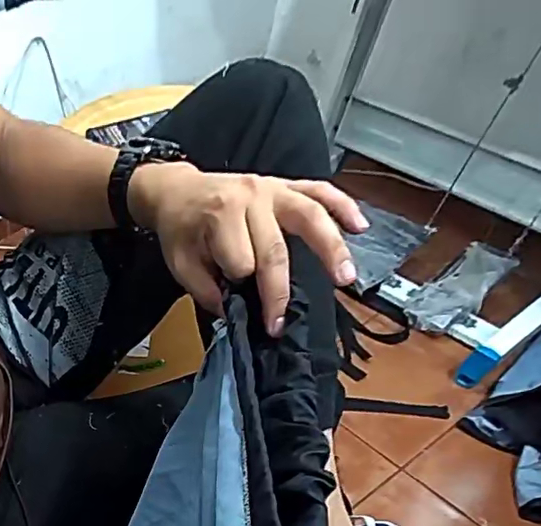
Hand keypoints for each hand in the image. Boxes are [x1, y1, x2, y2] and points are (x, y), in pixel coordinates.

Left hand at [129, 162, 367, 335]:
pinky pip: (320, 190)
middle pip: (275, 251)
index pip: (240, 261)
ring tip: (346, 278)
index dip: (237, 286)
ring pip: (310, 216)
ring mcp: (272, 188)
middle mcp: (251, 197)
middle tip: (278, 325)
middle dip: (277, 293)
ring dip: (331, 248)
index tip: (235, 305)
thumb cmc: (181, 229)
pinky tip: (360, 227)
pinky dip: (343, 206)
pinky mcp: (285, 185)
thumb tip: (232, 313)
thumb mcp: (180, 264)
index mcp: (221, 215)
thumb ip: (204, 289)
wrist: (179, 190)